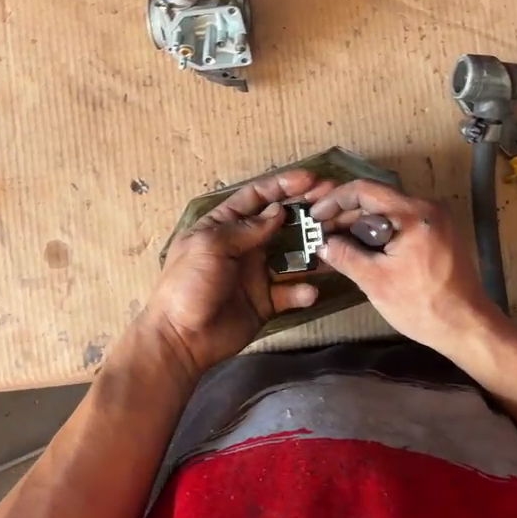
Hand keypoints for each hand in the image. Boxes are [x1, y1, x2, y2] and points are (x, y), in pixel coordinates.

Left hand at [133, 169, 334, 379]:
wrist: (181, 339)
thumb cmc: (188, 285)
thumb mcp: (210, 246)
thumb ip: (245, 228)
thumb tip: (278, 211)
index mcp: (222, 225)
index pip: (255, 197)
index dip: (282, 185)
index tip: (311, 178)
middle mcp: (243, 245)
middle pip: (280, 220)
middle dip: (306, 209)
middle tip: (333, 201)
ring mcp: (256, 273)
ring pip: (292, 253)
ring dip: (312, 246)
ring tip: (334, 240)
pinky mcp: (266, 301)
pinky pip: (290, 292)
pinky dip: (302, 291)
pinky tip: (310, 291)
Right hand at [309, 180, 502, 354]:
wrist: (467, 325)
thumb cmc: (421, 305)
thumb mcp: (376, 281)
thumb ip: (345, 256)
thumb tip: (321, 243)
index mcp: (413, 213)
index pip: (364, 190)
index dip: (334, 200)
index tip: (314, 216)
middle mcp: (426, 207)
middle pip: (377, 198)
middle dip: (345, 214)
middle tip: (320, 232)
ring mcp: (435, 220)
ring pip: (388, 211)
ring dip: (360, 224)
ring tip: (335, 242)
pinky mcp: (438, 234)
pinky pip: (401, 223)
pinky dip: (378, 232)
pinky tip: (360, 249)